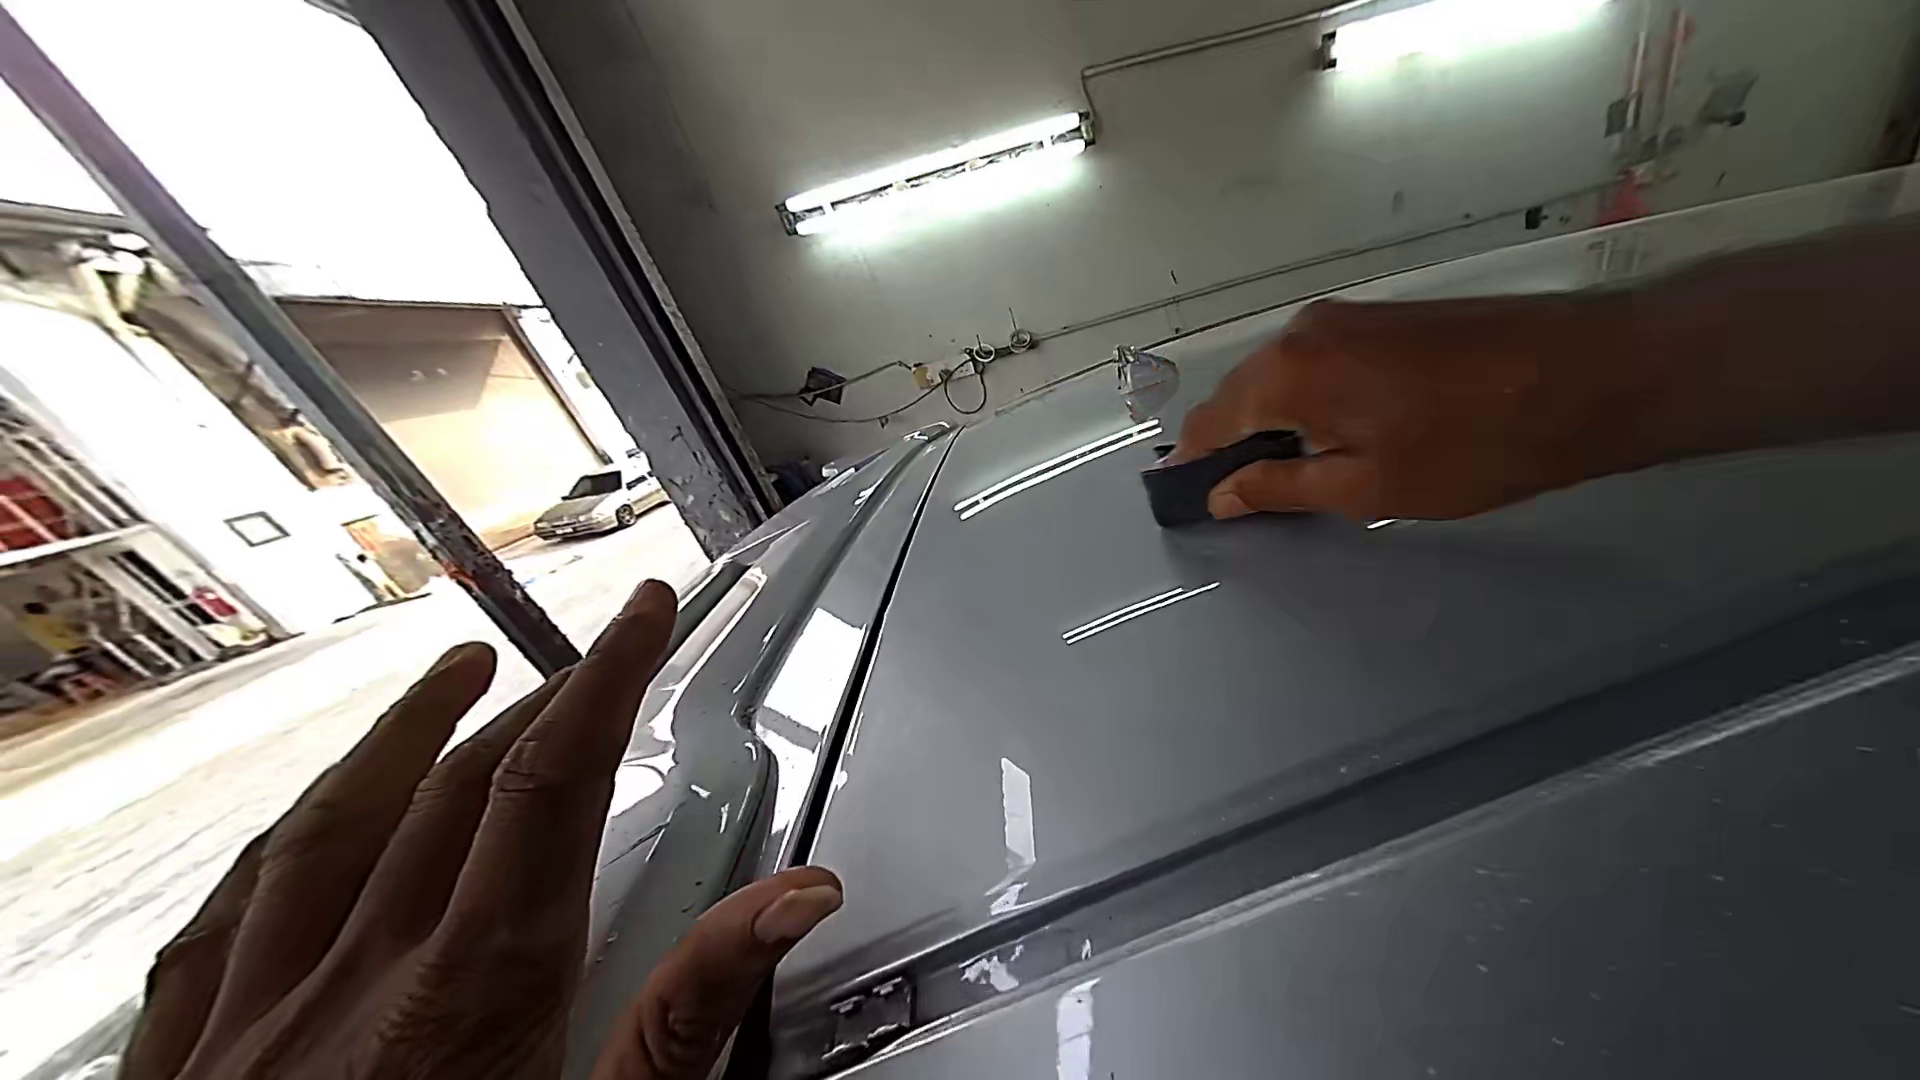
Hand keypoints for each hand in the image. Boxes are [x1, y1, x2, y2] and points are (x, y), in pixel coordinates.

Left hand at [123, 579, 843, 1079]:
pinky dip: (283, 845)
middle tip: (596, 651)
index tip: (647, 611)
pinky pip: (222, 927)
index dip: (610, 673)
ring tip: (457, 670)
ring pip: (334, 826)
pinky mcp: (187, 1079)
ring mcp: (258, 1027)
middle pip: (465, 781)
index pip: (554, 774)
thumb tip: (798, 896)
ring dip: (408, 730)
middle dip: (545, 694)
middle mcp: (363, 979)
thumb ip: (701, 1005)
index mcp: (479, 982)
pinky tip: (312, 817)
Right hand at [1170, 295, 1645, 520]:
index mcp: (1285, 376)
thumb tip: (1222, 495)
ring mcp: (1337, 318)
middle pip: (1234, 395)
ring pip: (1268, 377)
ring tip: (1280, 464)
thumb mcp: (1363, 488)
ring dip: (1261, 419)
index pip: (1209, 422)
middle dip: (1226, 441)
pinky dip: (1294, 397)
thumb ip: (1277, 488)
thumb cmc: (1472, 446)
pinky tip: (1319, 427)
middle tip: (1236, 488)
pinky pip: (1304, 362)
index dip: (1192, 461)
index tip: (1184, 492)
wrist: (1598, 373)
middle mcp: (1298, 334)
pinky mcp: (1370, 315)